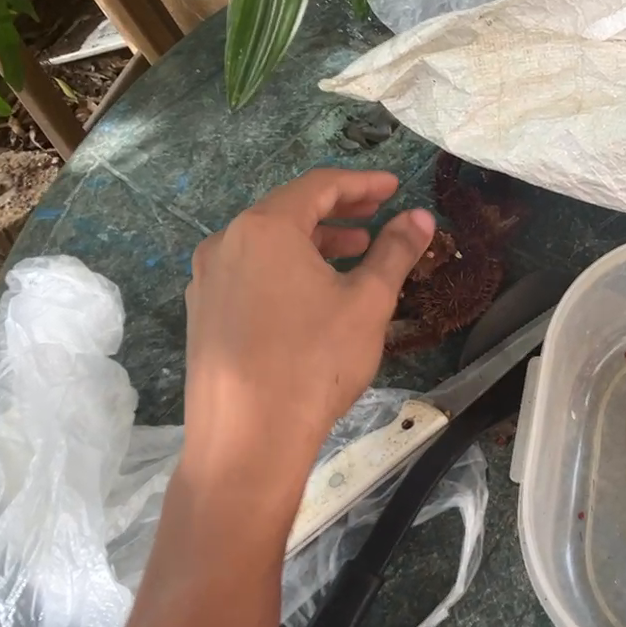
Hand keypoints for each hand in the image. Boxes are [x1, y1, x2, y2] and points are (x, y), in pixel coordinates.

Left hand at [181, 169, 434, 494]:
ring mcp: (208, 281)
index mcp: (264, 229)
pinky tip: (315, 291)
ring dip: (316, 240)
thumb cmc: (315, 361)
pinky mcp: (204, 315)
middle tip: (379, 212)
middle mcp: (226, 243)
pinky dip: (288, 267)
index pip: (319, 186)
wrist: (247, 443)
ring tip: (356, 251)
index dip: (362, 183)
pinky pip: (252, 272)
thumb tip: (421, 217)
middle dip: (339, 209)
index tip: (394, 187)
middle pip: (289, 210)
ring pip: (269, 243)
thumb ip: (396, 251)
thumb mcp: (368, 301)